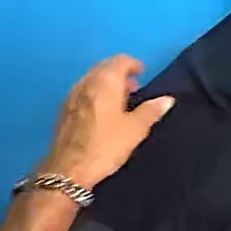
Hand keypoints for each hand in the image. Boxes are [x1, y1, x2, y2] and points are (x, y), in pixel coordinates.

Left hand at [37, 55, 174, 190]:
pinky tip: (101, 113)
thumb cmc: (106, 145)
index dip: (133, 64)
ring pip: (91, 79)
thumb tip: (167, 99)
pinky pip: (82, 92)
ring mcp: (71, 96)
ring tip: (119, 100)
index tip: (142, 72)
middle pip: (103, 67)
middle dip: (119, 72)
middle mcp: (85, 83)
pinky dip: (94, 94)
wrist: (68, 169)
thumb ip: (151, 111)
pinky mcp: (63, 111)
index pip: (119, 61)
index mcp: (105, 82)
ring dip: (106, 83)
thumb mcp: (135, 129)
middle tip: (133, 87)